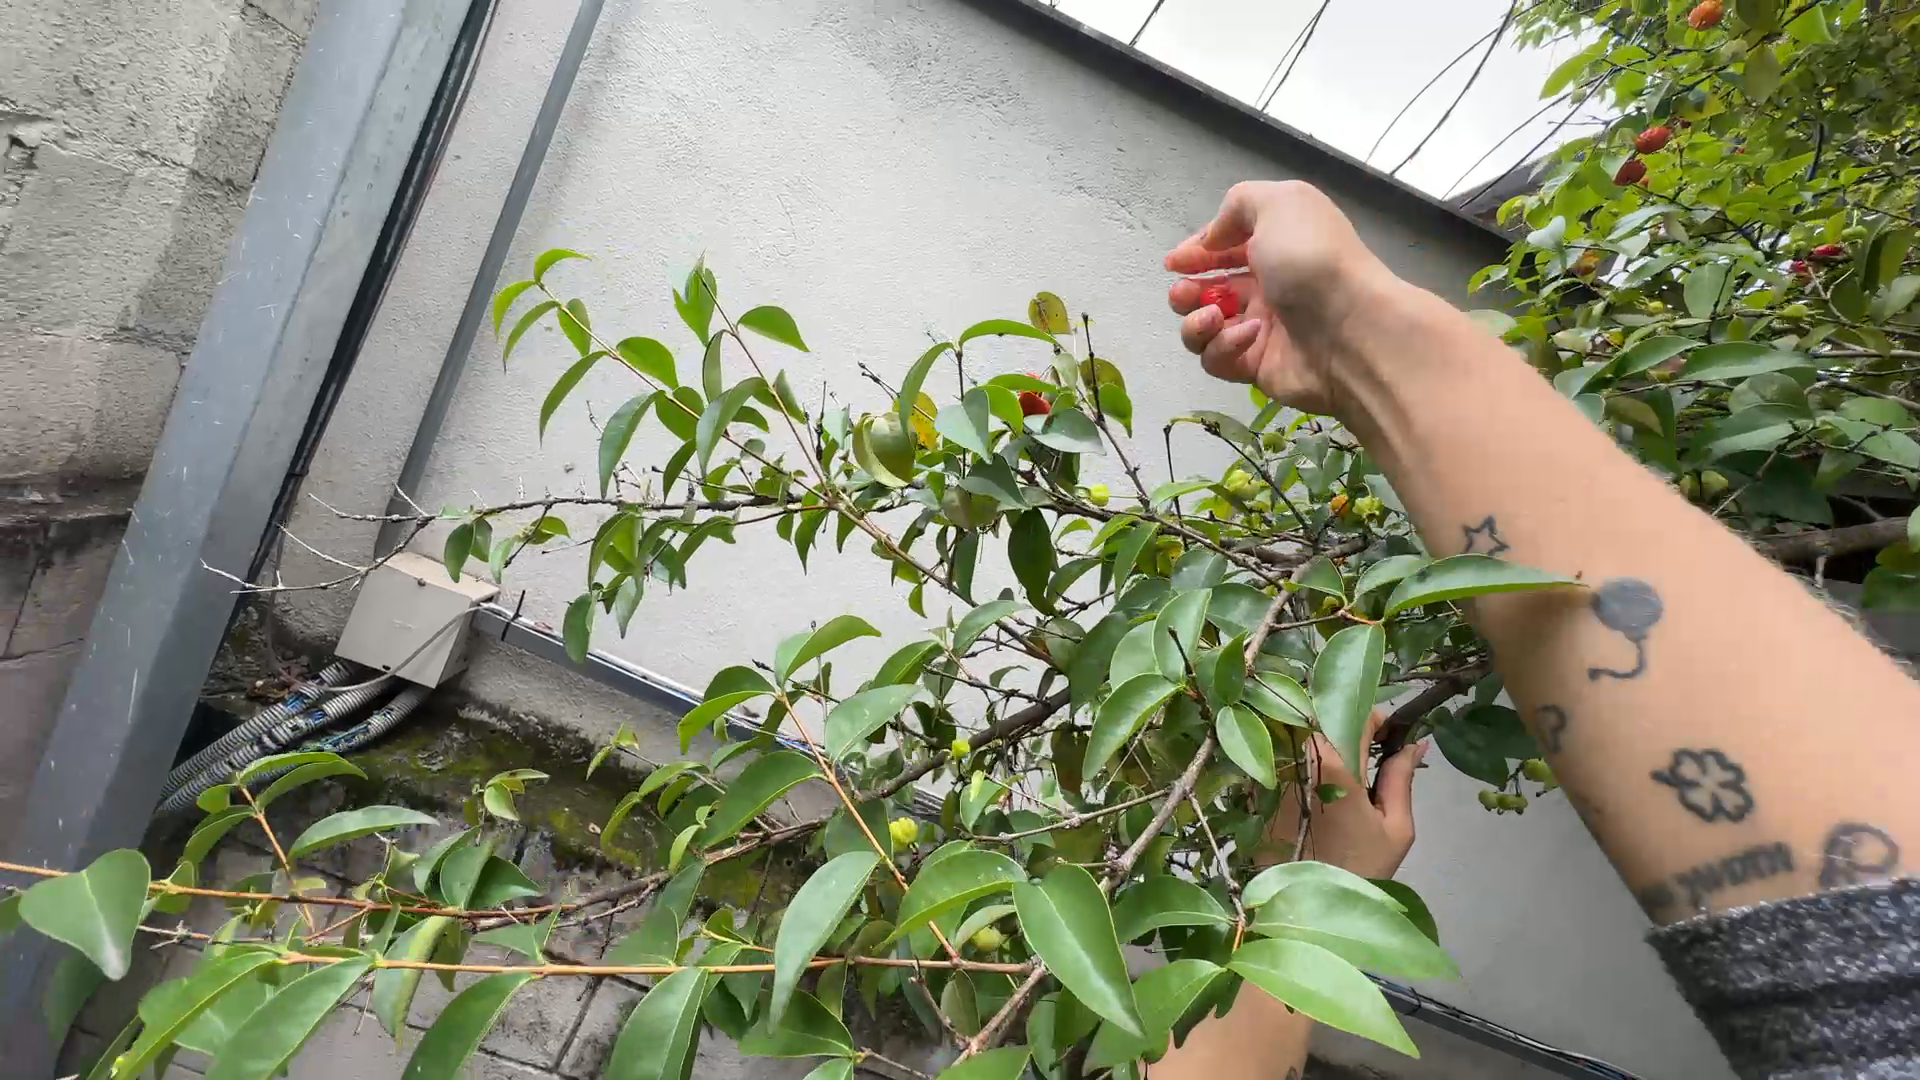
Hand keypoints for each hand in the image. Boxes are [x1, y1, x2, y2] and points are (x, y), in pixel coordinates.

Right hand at [1165, 181, 1396, 417]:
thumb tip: (1212, 240)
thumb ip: (1237, 206)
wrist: (1348, 328)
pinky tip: (1248, 336)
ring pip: (1202, 330)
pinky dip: (1224, 346)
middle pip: (1205, 293)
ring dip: (1195, 323)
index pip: (1224, 250)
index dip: (1195, 254)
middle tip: (1184, 295)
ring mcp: (1257, 330)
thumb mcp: (1278, 204)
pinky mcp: (1252, 366)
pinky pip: (1218, 359)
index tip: (1174, 263)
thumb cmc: (1312, 259)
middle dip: (1185, 293)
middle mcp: (1265, 288)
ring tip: (1211, 317)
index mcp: (1275, 247)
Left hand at [1263, 710, 1426, 879]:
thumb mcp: (1395, 827)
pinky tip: (1321, 780)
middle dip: (1350, 728)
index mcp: (1335, 765)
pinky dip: (1304, 758)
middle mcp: (1300, 758)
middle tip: (1372, 749)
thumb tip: (1415, 745)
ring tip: (1348, 766)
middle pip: (1325, 722)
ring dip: (1326, 741)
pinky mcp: (1263, 783)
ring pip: (1303, 737)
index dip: (1376, 719)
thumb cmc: (1362, 866)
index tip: (1389, 734)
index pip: (1356, 718)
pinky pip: (1284, 757)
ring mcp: (1278, 769)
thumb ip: (1401, 779)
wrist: (1310, 899)